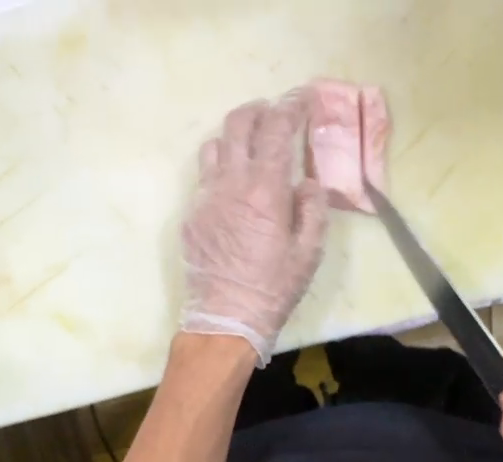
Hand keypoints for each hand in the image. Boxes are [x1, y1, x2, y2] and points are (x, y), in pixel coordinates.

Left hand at [179, 96, 328, 366]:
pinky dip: (221, 171)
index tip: (303, 99)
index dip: (292, 105)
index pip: (277, 127)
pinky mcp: (190, 218)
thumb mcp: (308, 253)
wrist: (224, 321)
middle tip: (274, 115)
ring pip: (214, 146)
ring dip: (235, 137)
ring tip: (250, 147)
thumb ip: (312, 209)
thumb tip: (306, 183)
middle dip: (259, 110)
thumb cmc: (272, 291)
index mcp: (265, 190)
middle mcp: (230, 185)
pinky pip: (204, 180)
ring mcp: (205, 199)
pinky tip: (233, 189)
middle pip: (238, 123)